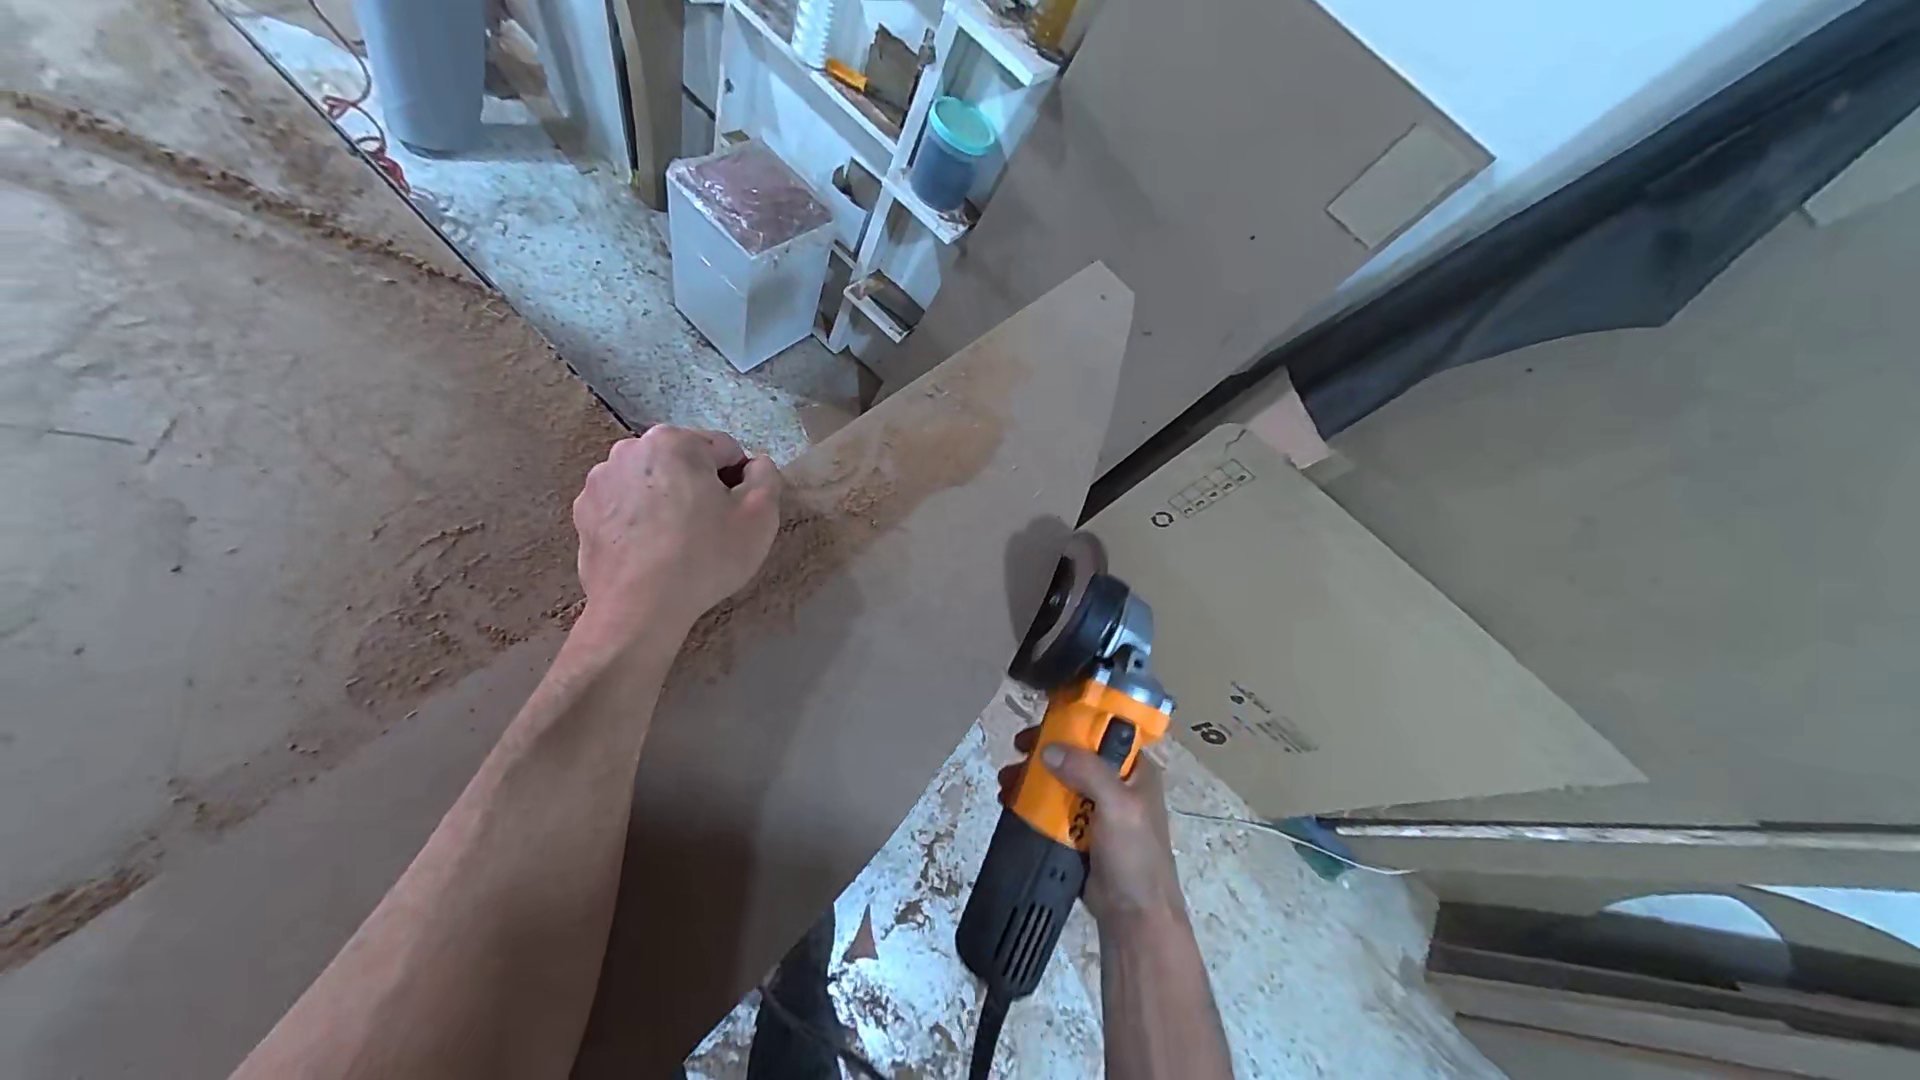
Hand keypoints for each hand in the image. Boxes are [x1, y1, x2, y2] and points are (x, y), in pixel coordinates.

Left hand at [571, 426, 781, 640]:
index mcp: (674, 441)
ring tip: (680, 543)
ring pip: (654, 484)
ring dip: (671, 502)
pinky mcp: (584, 513)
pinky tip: (653, 552)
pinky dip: (643, 521)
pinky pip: (627, 507)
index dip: (741, 482)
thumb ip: (766, 475)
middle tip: (713, 529)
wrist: (640, 608)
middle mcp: (629, 450)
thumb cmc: (706, 556)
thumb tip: (754, 466)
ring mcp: (600, 482)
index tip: (739, 515)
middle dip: (702, 488)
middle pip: (686, 463)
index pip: (725, 450)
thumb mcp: (760, 514)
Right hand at [998, 727, 1186, 925]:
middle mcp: (1116, 782)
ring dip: (1032, 777)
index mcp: (1135, 770)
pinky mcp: (1079, 831)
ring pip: (1059, 779)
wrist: (1133, 917)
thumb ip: (1087, 771)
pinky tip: (1010, 801)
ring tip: (1006, 783)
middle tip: (1017, 753)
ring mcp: (1096, 808)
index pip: (1102, 732)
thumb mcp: (1118, 806)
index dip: (1072, 724)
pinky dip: (1031, 801)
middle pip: (1074, 754)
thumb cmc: (1134, 856)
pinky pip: (1051, 806)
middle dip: (1043, 752)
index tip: (1041, 726)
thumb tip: (1048, 749)